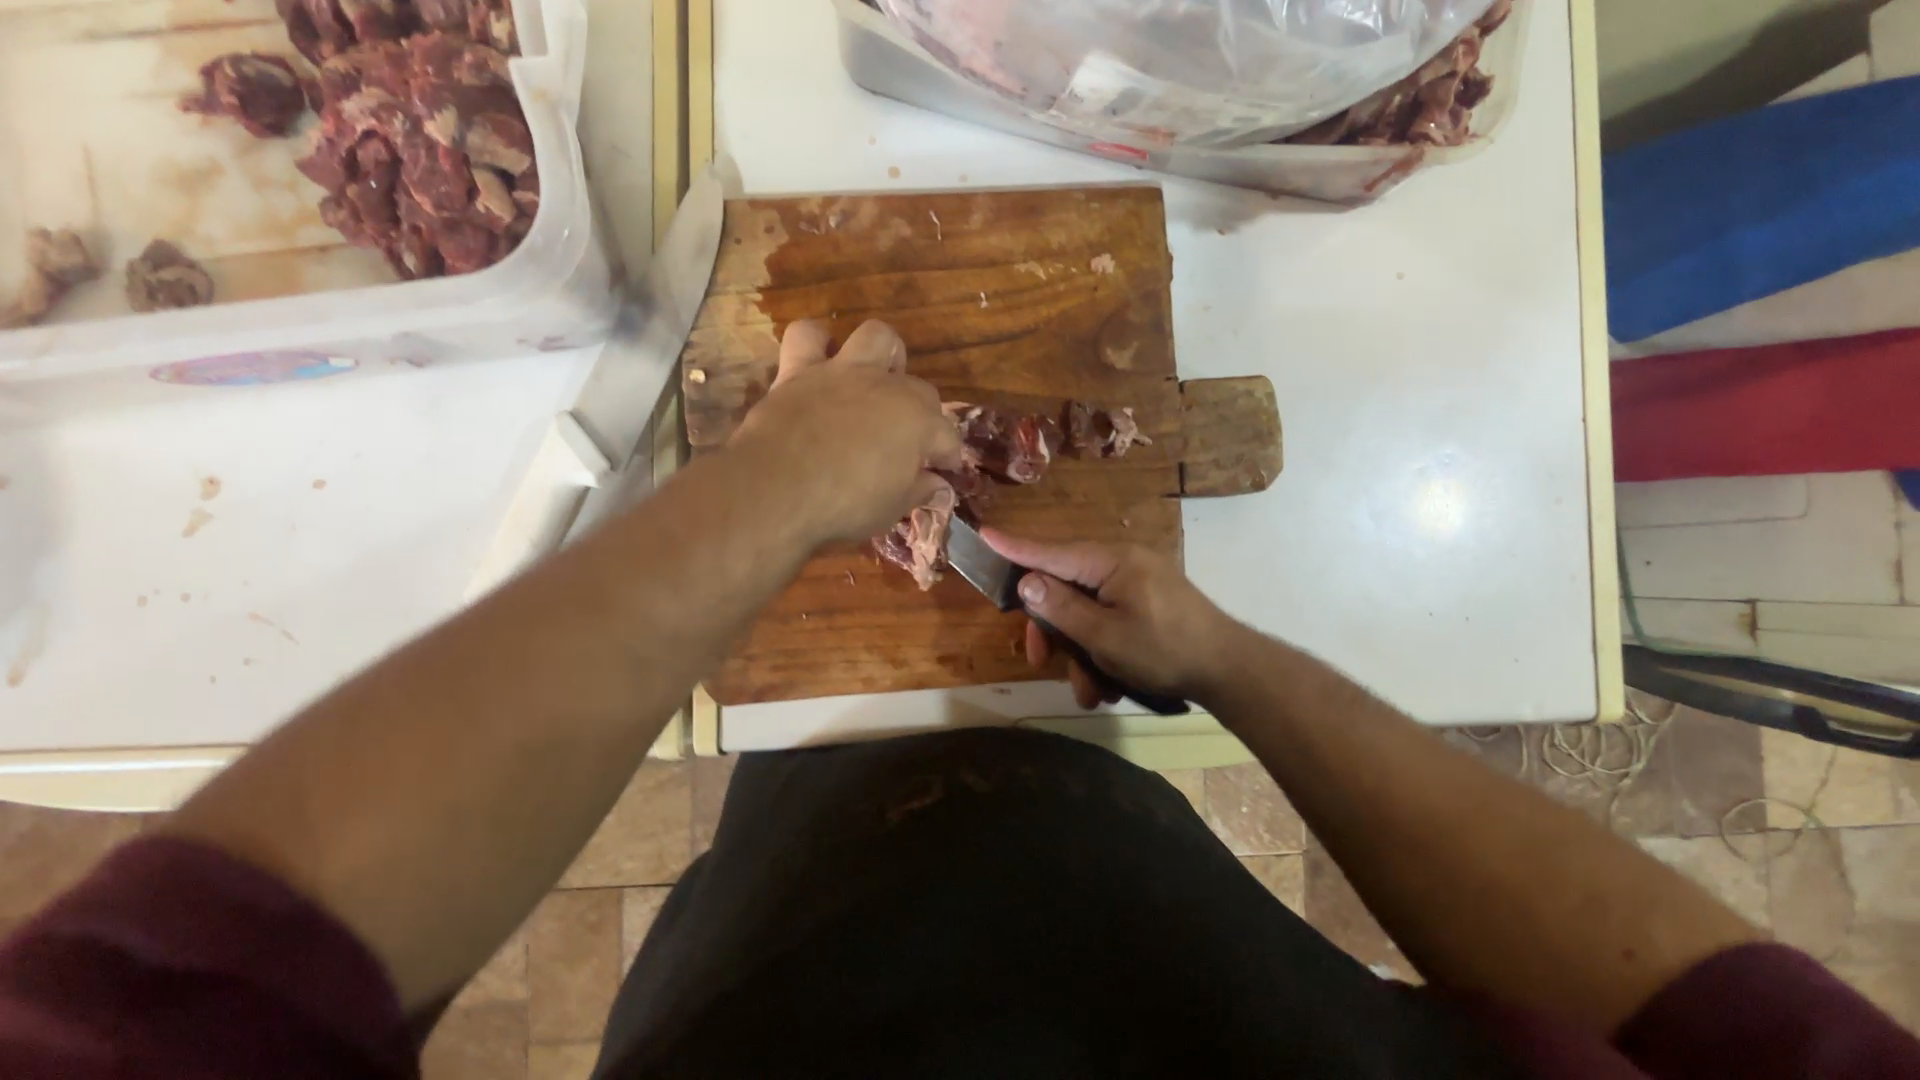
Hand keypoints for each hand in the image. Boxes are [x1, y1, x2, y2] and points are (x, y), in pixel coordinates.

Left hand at [730, 320, 963, 545]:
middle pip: (920, 388)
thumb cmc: (844, 505)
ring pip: (877, 337)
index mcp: (917, 422)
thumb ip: (918, 490)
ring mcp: (842, 373)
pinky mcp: (799, 371)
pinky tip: (819, 361)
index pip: (947, 436)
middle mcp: (887, 387)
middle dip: (922, 413)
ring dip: (883, 355)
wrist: (776, 490)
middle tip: (908, 441)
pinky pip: (806, 336)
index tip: (944, 471)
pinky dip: (815, 343)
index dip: (948, 456)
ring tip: (877, 378)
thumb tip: (936, 485)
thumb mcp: (892, 509)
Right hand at [982, 531, 1252, 708]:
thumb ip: (1061, 608)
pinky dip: (1103, 654)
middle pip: (1065, 589)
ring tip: (1092, 692)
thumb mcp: (1105, 636)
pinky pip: (1109, 622)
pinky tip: (1110, 685)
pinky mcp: (1147, 606)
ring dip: (1080, 655)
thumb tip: (1026, 581)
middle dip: (1053, 632)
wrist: (1229, 671)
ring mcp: (1137, 585)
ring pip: (1086, 614)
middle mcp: (1122, 565)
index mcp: (1112, 561)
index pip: (1051, 552)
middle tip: (1040, 661)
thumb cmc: (1165, 650)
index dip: (1015, 548)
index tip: (984, 535)